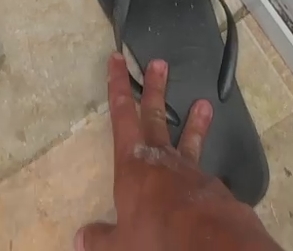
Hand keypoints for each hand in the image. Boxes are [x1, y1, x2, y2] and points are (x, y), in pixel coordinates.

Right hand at [77, 53, 278, 250]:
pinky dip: (206, 174)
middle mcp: (160, 160)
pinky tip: (212, 179)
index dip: (118, 86)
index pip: (122, 116)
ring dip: (194, 122)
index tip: (117, 59)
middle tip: (159, 63)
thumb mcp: (120, 244)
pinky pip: (206, 173)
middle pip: (155, 117)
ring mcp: (188, 171)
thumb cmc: (154, 237)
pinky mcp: (211, 188)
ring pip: (188, 140)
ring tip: (204, 104)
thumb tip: (79, 238)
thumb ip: (100, 239)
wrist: (207, 244)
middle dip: (155, 89)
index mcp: (132, 165)